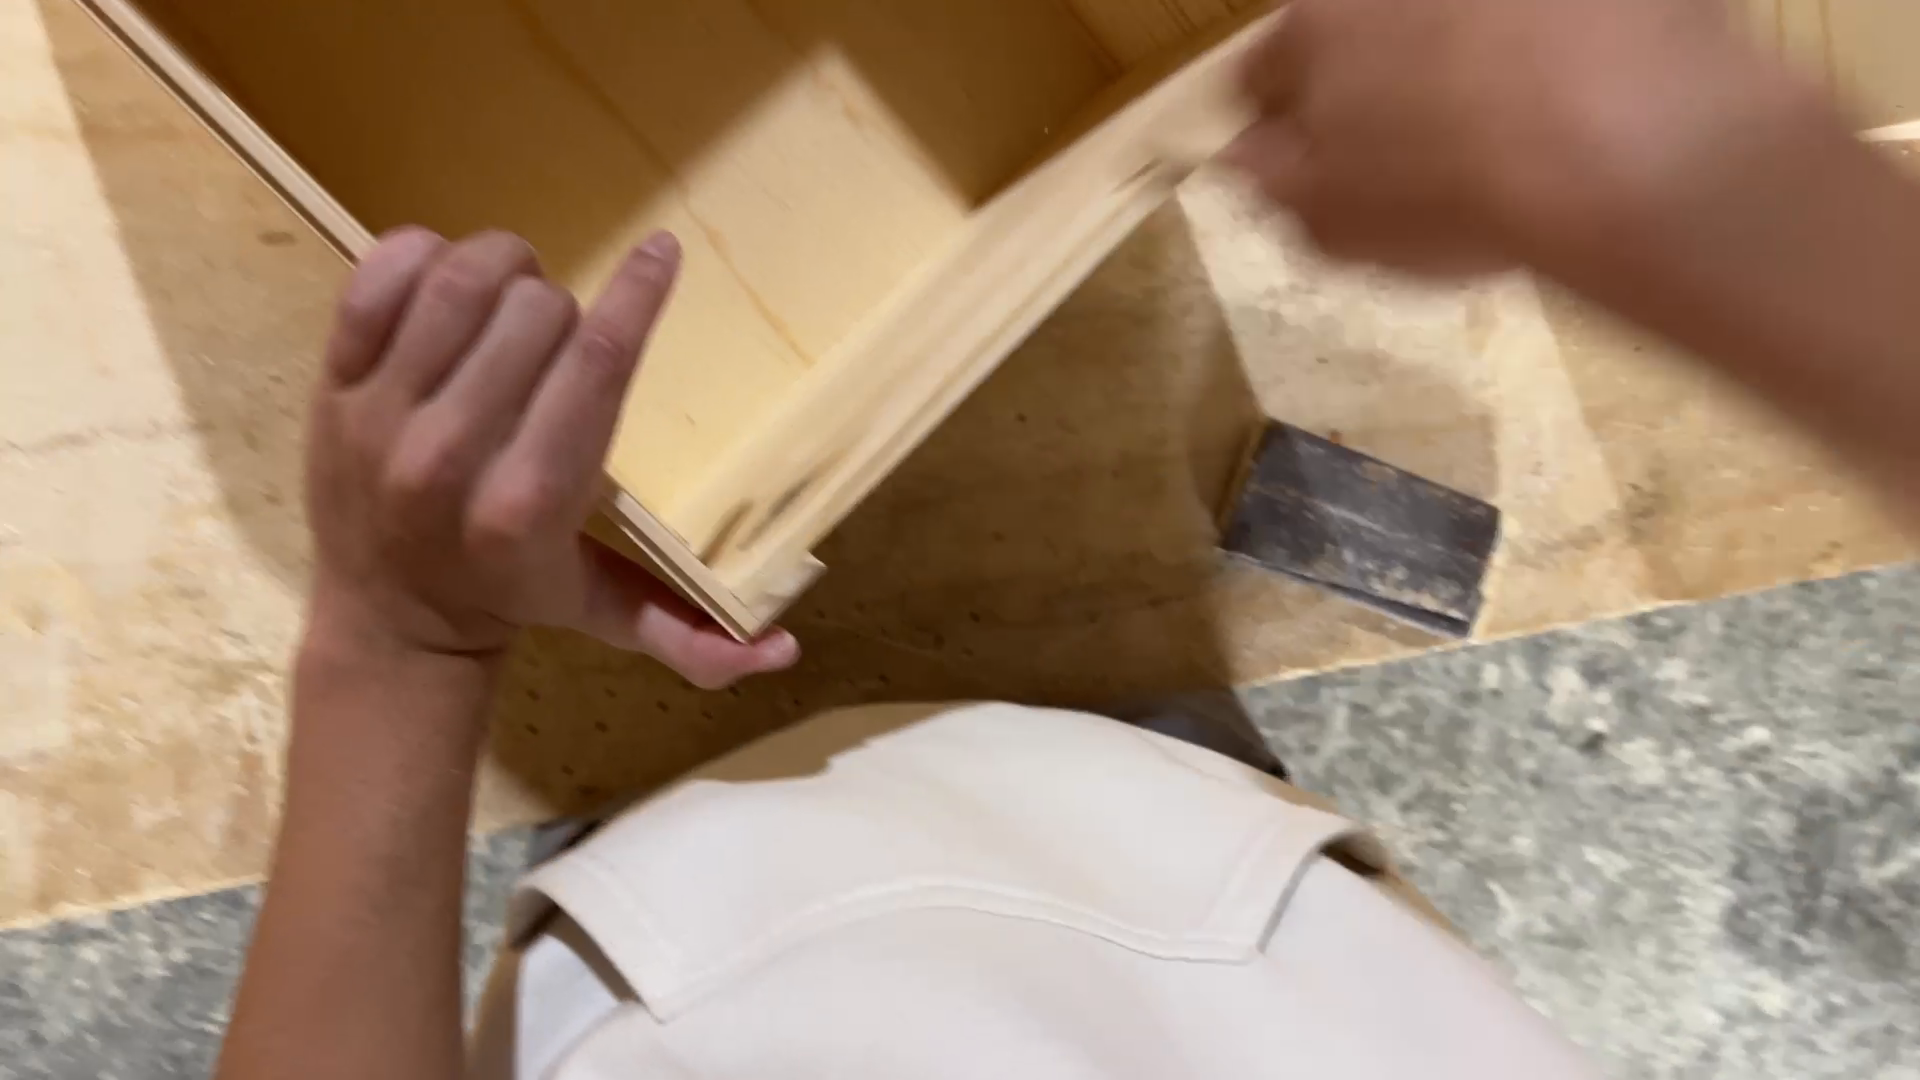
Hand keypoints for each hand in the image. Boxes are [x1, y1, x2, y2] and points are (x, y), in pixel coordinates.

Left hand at [303, 228, 799, 688]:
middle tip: (575, 340)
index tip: (664, 252)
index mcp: (531, 503)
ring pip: (461, 283)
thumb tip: (787, 652)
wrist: (387, 622)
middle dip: (573, 310)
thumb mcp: (610, 619)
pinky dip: (426, 260)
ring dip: (509, 271)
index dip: (638, 299)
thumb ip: (695, 638)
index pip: (597, 368)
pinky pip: (377, 279)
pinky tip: (455, 284)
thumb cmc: (518, 603)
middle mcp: (451, 450)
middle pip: (536, 314)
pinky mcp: (330, 386)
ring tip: (524, 297)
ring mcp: (379, 412)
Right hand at [1227, 0, 1812, 276]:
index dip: (1270, 129)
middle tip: (1387, 156)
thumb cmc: (1440, 196)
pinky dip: (1520, 48)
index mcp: (1316, 24)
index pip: (1259, 76)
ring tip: (1474, 131)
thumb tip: (1245, 149)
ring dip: (1433, 62)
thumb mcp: (1321, 218)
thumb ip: (1264, 179)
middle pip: (1350, 32)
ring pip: (1438, 21)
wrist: (1632, 154)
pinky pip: (1520, 22)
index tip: (1298, 169)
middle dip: (1354, 87)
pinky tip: (1545, 103)